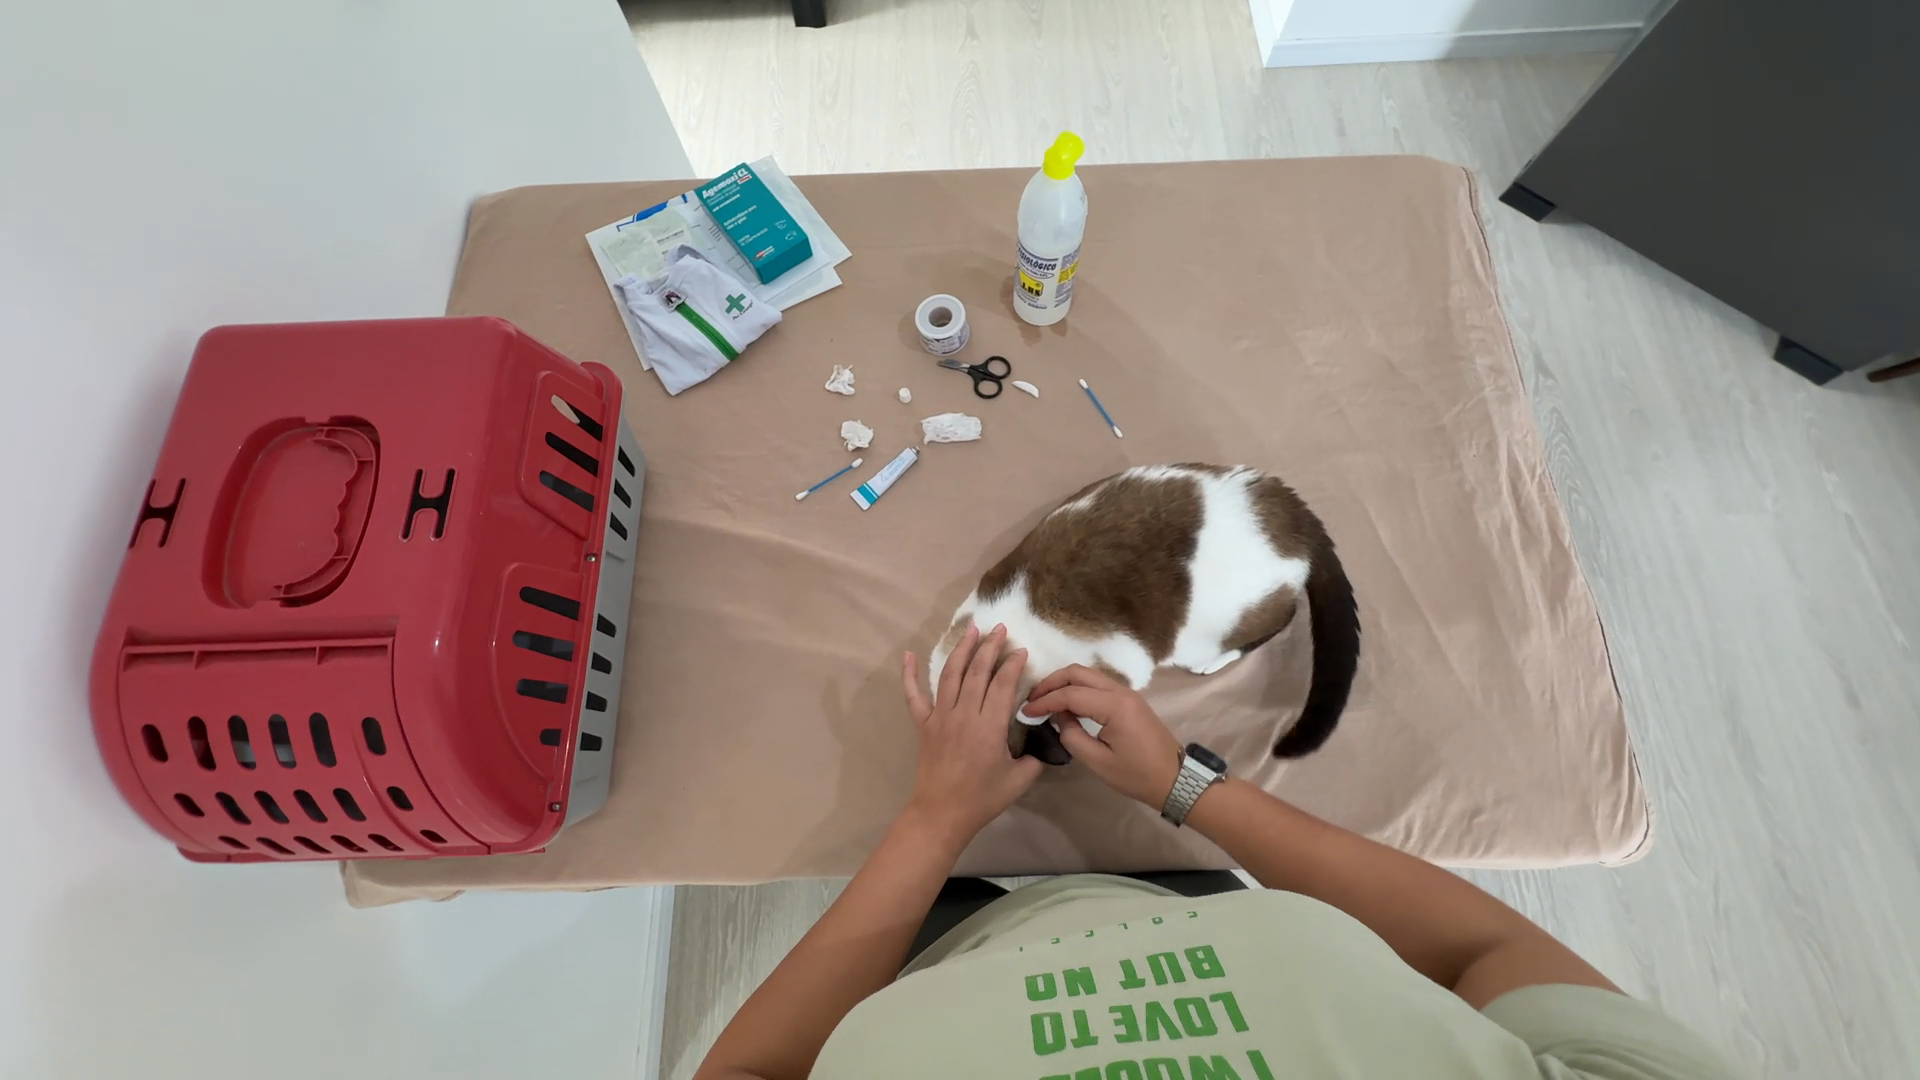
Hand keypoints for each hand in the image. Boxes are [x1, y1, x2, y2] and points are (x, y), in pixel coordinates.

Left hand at [901, 625, 1044, 845]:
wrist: (941, 814)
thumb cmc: (982, 799)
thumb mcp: (1019, 780)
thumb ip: (1035, 757)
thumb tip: (1044, 740)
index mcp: (989, 726)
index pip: (1003, 685)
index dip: (1013, 665)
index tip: (1021, 650)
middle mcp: (964, 714)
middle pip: (978, 672)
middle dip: (990, 647)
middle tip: (1000, 628)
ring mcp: (940, 716)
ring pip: (951, 675)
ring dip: (962, 650)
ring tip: (972, 629)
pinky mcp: (923, 724)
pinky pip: (914, 696)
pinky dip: (909, 674)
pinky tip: (909, 655)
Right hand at [1023, 665, 1182, 807]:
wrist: (1176, 779)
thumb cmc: (1137, 775)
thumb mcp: (1098, 762)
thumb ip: (1072, 735)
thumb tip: (1059, 716)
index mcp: (1114, 706)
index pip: (1070, 694)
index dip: (1045, 701)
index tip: (1026, 712)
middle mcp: (1120, 691)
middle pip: (1077, 672)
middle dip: (1051, 682)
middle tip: (1033, 700)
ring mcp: (1126, 692)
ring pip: (1087, 674)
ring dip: (1064, 683)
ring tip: (1045, 700)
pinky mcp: (1128, 698)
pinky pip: (1097, 683)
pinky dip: (1077, 687)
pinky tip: (1066, 703)